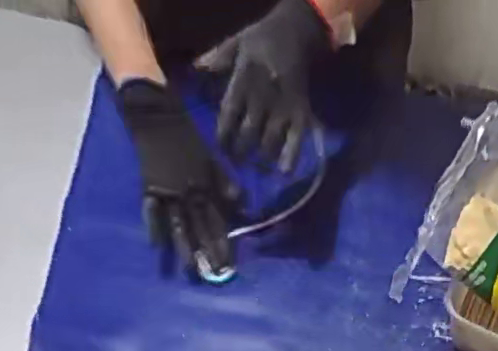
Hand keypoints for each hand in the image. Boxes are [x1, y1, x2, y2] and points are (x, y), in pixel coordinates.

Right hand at [117, 78, 241, 280]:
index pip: (218, 222)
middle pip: (201, 229)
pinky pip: (152, 212)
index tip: (230, 265)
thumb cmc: (187, 140)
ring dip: (185, 249)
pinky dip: (153, 229)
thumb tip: (243, 207)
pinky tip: (156, 248)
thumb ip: (226, 184)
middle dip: (209, 253)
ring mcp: (169, 192)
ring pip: (180, 226)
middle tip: (215, 275)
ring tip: (190, 270)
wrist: (157, 116)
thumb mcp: (212, 159)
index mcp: (207, 188)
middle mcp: (190, 194)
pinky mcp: (150, 187)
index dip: (224, 244)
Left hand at [214, 0, 330, 169]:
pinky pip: (297, 138)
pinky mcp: (300, 112)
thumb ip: (217, 59)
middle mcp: (263, 95)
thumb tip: (197, 71)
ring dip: (261, 159)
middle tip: (237, 163)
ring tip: (257, 169)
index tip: (221, 149)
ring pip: (270, 141)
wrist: (296, 30)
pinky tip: (284, 173)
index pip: (229, 113)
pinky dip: (291, 157)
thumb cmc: (262, 39)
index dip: (223, 135)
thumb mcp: (236, 42)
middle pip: (249, 133)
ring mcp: (283, 106)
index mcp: (244, 78)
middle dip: (241, 152)